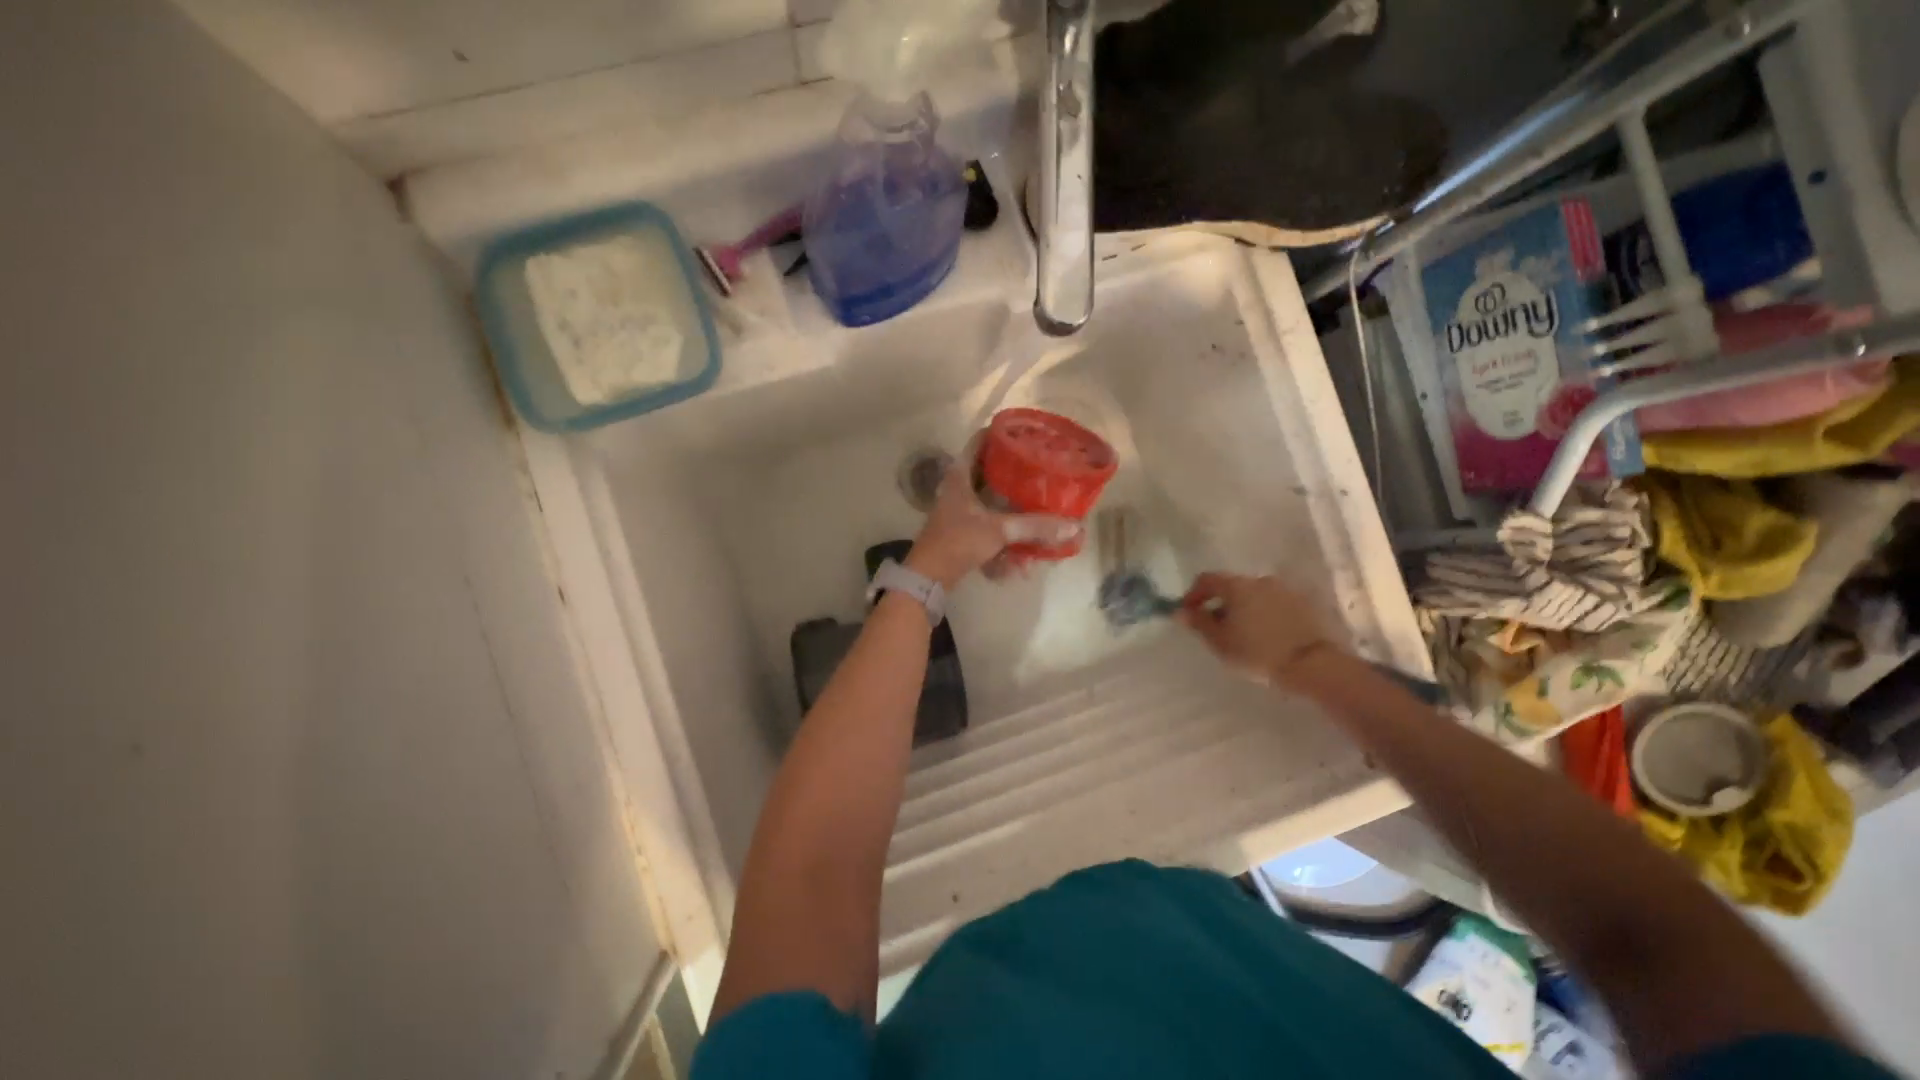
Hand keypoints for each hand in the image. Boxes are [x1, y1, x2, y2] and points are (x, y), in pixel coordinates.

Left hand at [905, 436, 1081, 588]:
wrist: (928, 576)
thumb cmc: (958, 541)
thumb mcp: (999, 530)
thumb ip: (1035, 527)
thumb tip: (1073, 526)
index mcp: (960, 474)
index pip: (980, 440)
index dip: (1002, 433)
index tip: (1028, 433)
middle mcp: (959, 487)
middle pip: (991, 470)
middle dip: (1017, 474)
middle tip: (1042, 471)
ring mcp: (960, 509)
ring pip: (993, 500)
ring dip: (1014, 512)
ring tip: (1039, 518)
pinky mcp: (964, 530)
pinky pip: (991, 524)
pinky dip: (1006, 536)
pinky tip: (1021, 559)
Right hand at [1177, 572, 1341, 686]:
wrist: (1312, 663)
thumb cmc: (1258, 653)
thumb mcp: (1221, 642)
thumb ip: (1199, 623)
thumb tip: (1180, 611)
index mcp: (1237, 586)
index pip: (1207, 579)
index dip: (1194, 594)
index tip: (1190, 613)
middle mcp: (1260, 580)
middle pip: (1232, 587)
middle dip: (1221, 604)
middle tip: (1218, 629)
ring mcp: (1285, 590)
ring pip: (1255, 595)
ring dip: (1245, 609)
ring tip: (1244, 635)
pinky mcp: (1304, 603)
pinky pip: (1275, 604)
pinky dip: (1266, 614)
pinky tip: (1267, 635)